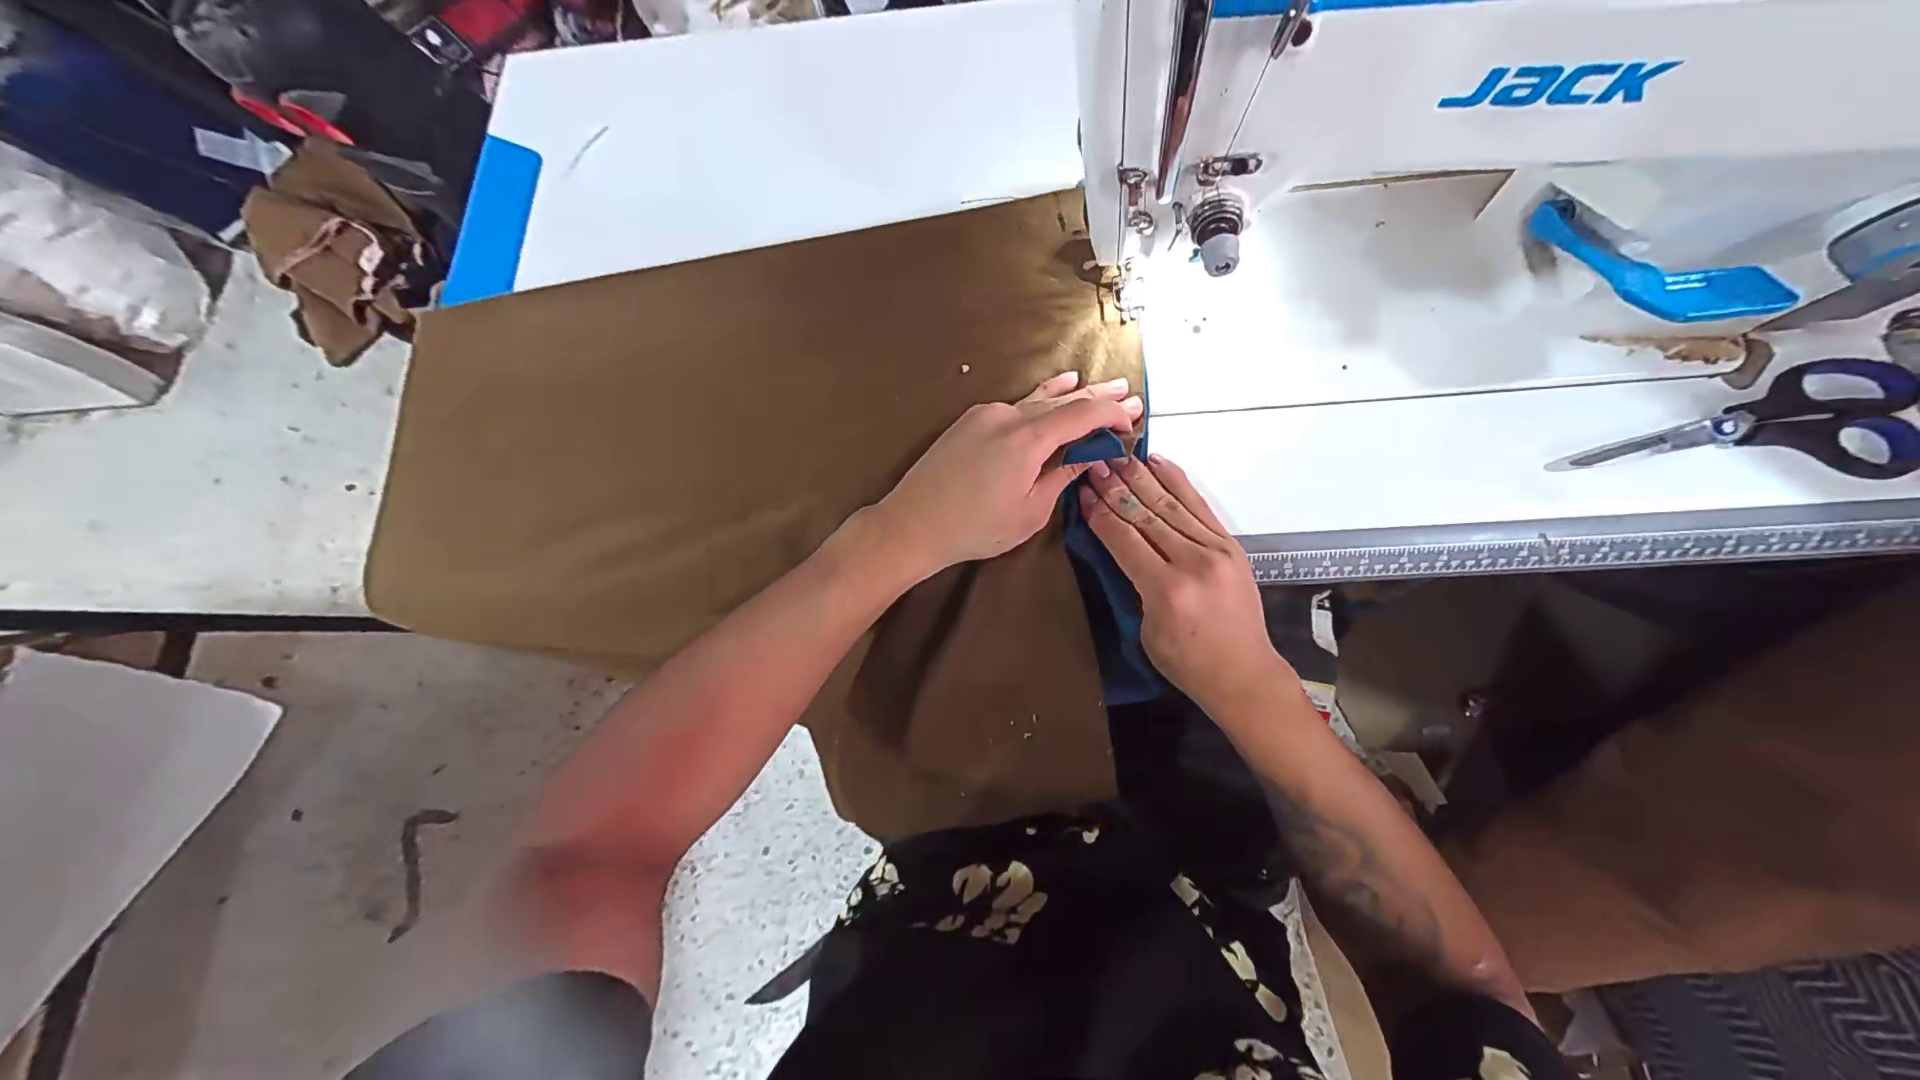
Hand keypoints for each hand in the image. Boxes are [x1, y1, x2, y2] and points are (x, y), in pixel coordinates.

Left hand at [866, 371, 1142, 578]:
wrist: (912, 524)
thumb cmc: (973, 528)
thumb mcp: (1030, 512)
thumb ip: (1061, 476)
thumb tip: (1087, 456)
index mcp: (1027, 440)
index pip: (1082, 415)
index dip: (1111, 413)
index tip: (1132, 417)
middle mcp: (1007, 416)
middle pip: (1063, 401)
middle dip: (1097, 398)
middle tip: (1127, 394)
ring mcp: (985, 414)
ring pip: (1037, 400)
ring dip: (1069, 394)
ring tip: (1095, 383)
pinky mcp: (969, 420)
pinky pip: (1015, 404)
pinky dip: (1039, 399)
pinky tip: (1055, 389)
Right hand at [1077, 454, 1292, 709]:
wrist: (1244, 674)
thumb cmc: (1187, 663)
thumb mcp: (1145, 630)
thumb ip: (1132, 585)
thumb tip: (1117, 546)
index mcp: (1166, 589)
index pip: (1123, 539)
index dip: (1099, 513)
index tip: (1082, 491)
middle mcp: (1193, 562)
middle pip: (1146, 514)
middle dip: (1116, 487)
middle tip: (1095, 462)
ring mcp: (1216, 550)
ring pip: (1171, 504)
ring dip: (1142, 478)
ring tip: (1119, 457)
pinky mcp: (1230, 546)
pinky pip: (1200, 506)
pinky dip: (1178, 482)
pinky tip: (1159, 464)